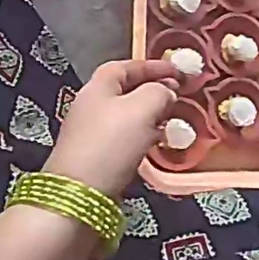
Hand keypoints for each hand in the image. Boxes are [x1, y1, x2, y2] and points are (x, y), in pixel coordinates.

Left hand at [44, 59, 179, 195]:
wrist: (79, 193)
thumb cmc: (111, 143)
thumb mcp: (142, 108)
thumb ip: (159, 93)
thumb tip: (166, 93)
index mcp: (99, 86)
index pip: (128, 66)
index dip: (155, 66)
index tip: (179, 73)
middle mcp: (91, 104)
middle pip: (126, 89)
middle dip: (153, 90)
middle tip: (177, 96)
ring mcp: (91, 130)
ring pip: (126, 114)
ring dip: (150, 114)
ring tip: (171, 120)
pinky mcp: (95, 154)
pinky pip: (123, 136)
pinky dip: (142, 134)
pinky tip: (154, 144)